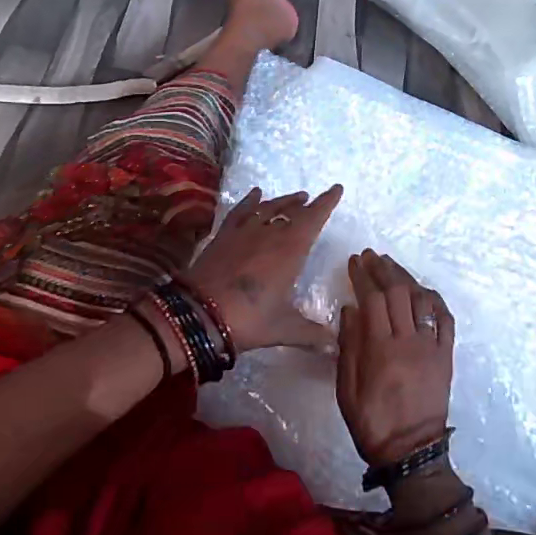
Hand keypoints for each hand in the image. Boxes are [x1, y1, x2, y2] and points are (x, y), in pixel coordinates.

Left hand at [182, 185, 342, 353]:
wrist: (199, 313)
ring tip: (294, 198)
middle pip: (291, 211)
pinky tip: (255, 195)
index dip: (326, 203)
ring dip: (282, 201)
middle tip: (313, 200)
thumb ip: (311, 333)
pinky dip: (250, 201)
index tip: (337, 189)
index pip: (313, 219)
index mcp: (290, 250)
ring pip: (268, 208)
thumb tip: (333, 345)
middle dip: (305, 205)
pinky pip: (240, 211)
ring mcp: (243, 232)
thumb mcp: (284, 328)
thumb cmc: (248, 318)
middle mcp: (269, 233)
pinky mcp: (223, 235)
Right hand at [337, 251, 454, 465]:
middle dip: (383, 269)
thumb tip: (351, 309)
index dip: (363, 275)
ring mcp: (431, 347)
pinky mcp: (447, 357)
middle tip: (371, 256)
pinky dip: (435, 300)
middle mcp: (408, 341)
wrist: (411, 451)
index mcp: (379, 348)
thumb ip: (348, 345)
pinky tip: (424, 290)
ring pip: (422, 300)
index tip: (354, 261)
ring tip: (392, 266)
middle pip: (398, 292)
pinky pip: (445, 321)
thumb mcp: (345, 387)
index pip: (372, 298)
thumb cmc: (370, 421)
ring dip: (407, 278)